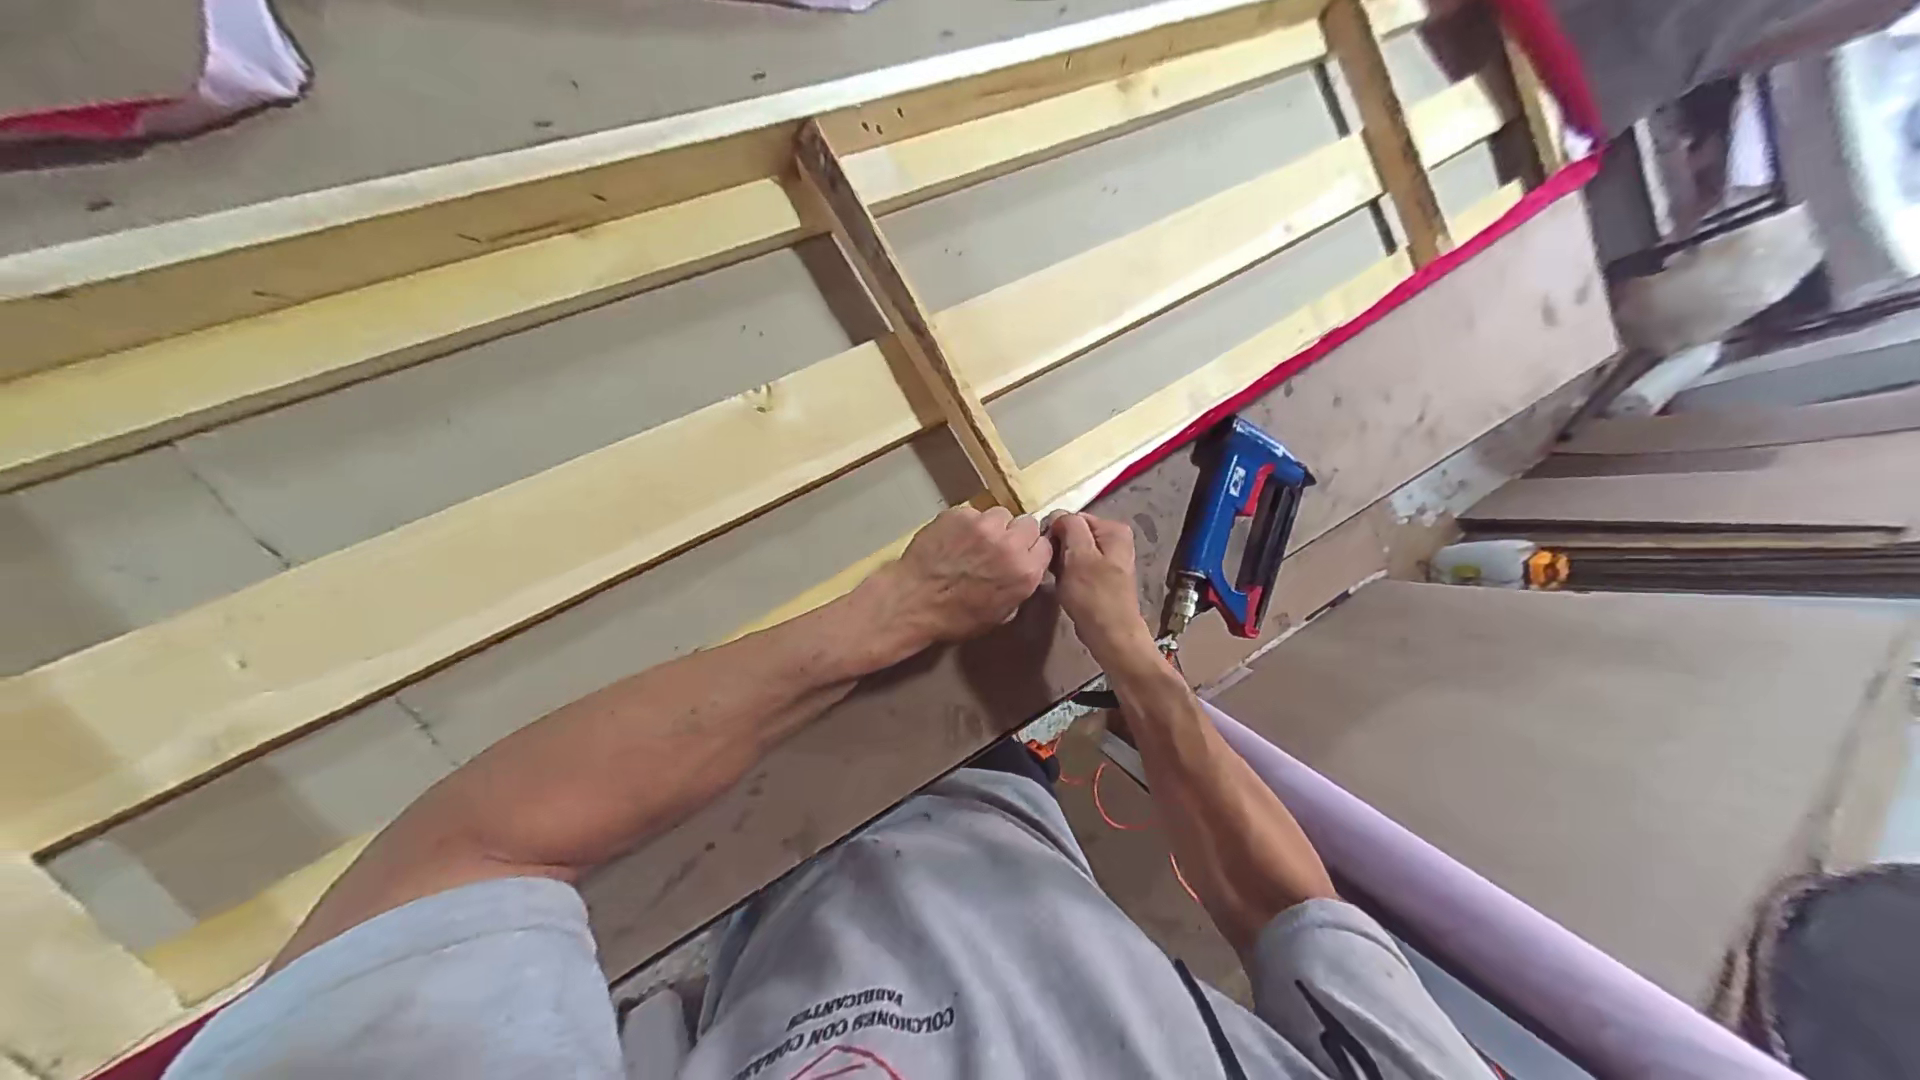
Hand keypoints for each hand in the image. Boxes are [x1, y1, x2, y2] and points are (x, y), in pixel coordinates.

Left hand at [867, 505, 1052, 648]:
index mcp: (1025, 572)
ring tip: (972, 542)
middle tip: (997, 546)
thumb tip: (1025, 569)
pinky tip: (952, 539)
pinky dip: (965, 523)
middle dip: (1015, 533)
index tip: (1022, 552)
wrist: (913, 602)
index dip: (1032, 548)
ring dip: (991, 526)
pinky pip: (972, 513)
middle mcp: (1010, 544)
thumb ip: (1021, 585)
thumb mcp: (1001, 613)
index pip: (1045, 545)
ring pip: (999, 514)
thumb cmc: (955, 617)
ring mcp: (984, 526)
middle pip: (1027, 523)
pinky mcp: (960, 514)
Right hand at [1048, 512, 1155, 666]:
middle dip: (1059, 547)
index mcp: (1114, 529)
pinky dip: (1067, 573)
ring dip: (1061, 562)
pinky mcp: (1101, 577)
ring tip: (1057, 578)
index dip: (1056, 532)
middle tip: (1053, 567)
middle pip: (1074, 533)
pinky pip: (1076, 566)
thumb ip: (1069, 527)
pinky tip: (1063, 586)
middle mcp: (1115, 540)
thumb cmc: (1093, 595)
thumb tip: (1058, 514)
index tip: (1048, 551)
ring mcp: (1108, 559)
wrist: (1110, 635)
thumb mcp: (1078, 555)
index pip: (1073, 517)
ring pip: (1072, 551)